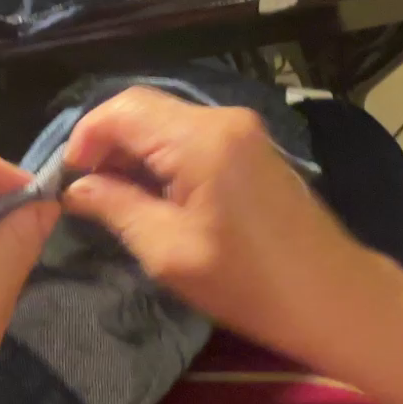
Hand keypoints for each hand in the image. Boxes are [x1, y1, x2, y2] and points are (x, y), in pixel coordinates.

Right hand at [61, 87, 372, 360]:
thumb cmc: (249, 284)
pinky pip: (188, 131)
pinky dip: (160, 151)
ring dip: (132, 146)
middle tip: (85, 186)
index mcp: (200, 140)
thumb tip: (75, 187)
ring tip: (112, 191)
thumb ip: (115, 208)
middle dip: (106, 140)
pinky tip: (151, 188)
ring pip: (164, 117)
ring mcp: (239, 127)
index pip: (122, 109)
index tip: (67, 178)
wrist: (335, 297)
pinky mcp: (248, 142)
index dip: (85, 136)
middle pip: (143, 106)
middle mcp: (220, 118)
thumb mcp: (169, 252)